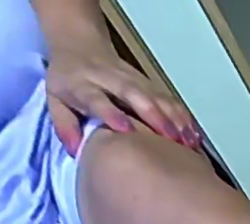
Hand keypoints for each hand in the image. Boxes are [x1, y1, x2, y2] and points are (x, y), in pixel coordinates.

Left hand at [45, 41, 201, 154]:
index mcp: (83, 84)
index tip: (127, 130)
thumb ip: (64, 125)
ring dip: (175, 118)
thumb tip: (77, 151)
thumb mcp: (55, 100)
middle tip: (171, 139)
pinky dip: (183, 116)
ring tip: (189, 142)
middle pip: (133, 94)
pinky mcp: (148, 82)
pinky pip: (168, 98)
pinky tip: (194, 135)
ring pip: (155, 96)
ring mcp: (131, 78)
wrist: (80, 46)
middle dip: (154, 115)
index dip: (112, 113)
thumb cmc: (69, 83)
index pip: (98, 98)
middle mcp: (108, 78)